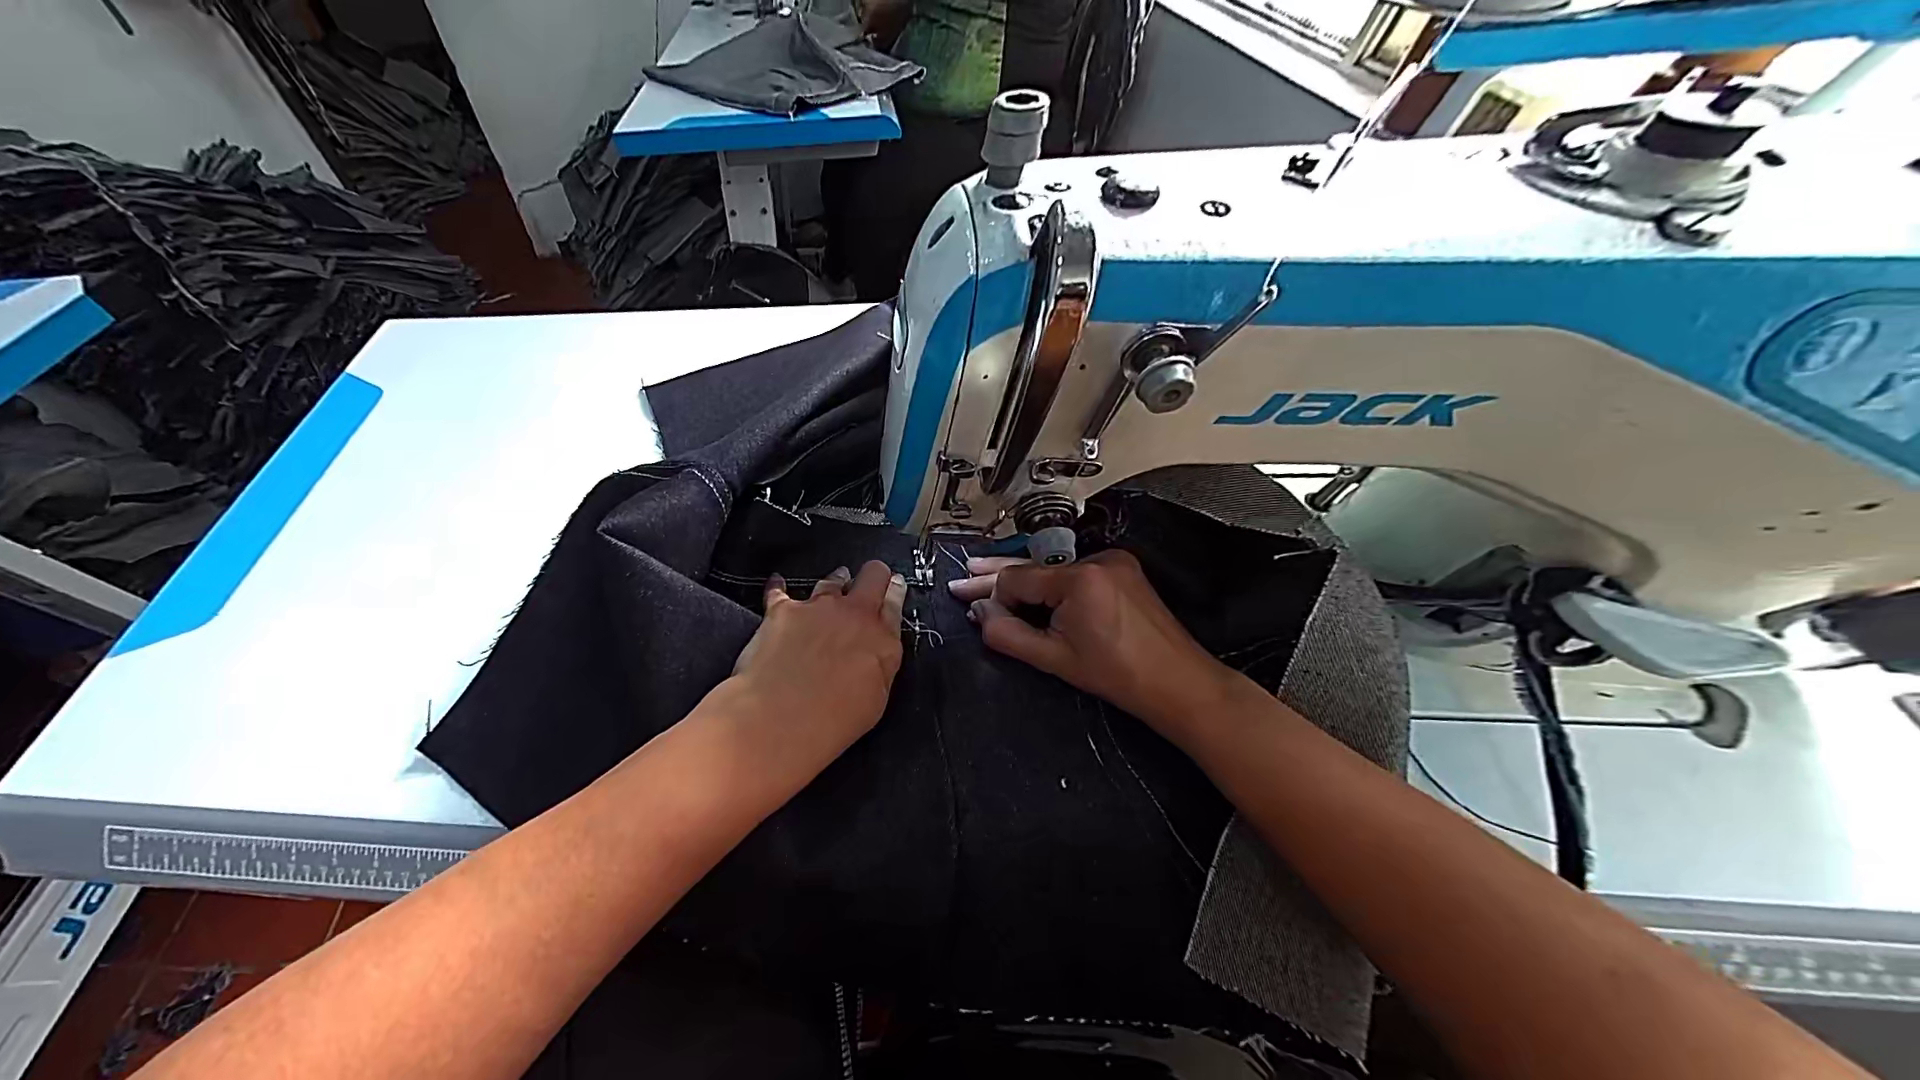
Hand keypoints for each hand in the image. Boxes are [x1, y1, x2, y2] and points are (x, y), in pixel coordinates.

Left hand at [731, 561, 908, 754]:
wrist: (781, 717)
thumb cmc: (831, 719)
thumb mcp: (877, 700)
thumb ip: (881, 666)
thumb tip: (878, 655)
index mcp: (882, 640)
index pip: (894, 603)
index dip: (895, 591)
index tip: (894, 586)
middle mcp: (854, 615)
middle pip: (873, 576)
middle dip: (875, 574)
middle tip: (872, 577)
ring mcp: (818, 608)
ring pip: (833, 579)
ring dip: (835, 581)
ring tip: (834, 582)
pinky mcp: (783, 610)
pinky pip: (781, 590)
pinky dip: (780, 586)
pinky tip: (778, 583)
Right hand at [948, 550, 1252, 737]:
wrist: (1177, 683)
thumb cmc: (1120, 675)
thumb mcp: (1054, 659)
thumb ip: (1009, 634)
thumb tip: (981, 614)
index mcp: (1079, 578)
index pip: (1017, 578)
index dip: (991, 594)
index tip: (968, 602)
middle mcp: (1098, 560)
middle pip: (1035, 567)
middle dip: (998, 576)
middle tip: (965, 578)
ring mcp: (1114, 563)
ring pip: (1055, 569)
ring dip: (1025, 580)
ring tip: (989, 580)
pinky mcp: (1124, 571)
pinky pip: (1076, 572)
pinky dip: (1053, 583)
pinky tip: (1031, 592)